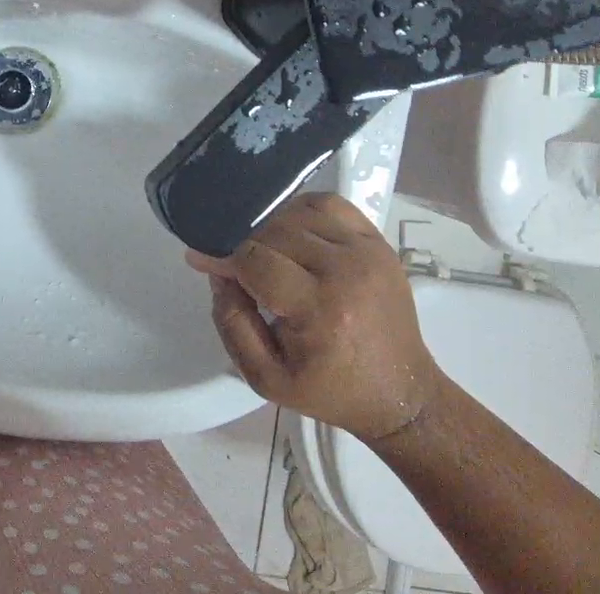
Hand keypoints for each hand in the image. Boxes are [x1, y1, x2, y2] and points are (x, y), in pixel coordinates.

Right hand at [187, 193, 443, 442]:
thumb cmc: (330, 391)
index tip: (198, 260)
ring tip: (259, 249)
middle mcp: (347, 272)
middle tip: (229, 262)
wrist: (401, 395)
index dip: (219, 255)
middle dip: (241, 242)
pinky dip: (299, 210)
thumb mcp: (264, 377)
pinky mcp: (379, 244)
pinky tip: (289, 232)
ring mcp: (368, 253)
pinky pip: (329, 204)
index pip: (254, 259)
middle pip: (273, 231)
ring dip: (267, 226)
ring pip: (297, 212)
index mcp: (321, 310)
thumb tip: (217, 272)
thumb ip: (231, 322)